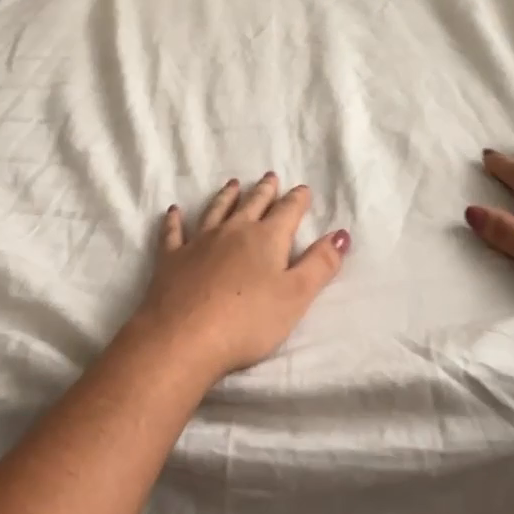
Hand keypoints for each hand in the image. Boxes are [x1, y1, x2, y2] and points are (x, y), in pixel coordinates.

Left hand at [123, 173, 349, 377]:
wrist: (184, 336)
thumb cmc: (248, 321)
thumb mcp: (296, 296)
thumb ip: (320, 264)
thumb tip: (341, 233)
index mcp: (266, 239)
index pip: (287, 212)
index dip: (297, 200)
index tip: (302, 188)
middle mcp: (233, 232)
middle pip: (252, 205)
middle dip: (264, 191)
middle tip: (270, 177)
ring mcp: (199, 242)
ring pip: (216, 211)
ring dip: (226, 197)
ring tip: (233, 184)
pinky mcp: (172, 259)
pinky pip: (174, 232)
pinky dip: (175, 220)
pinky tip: (174, 211)